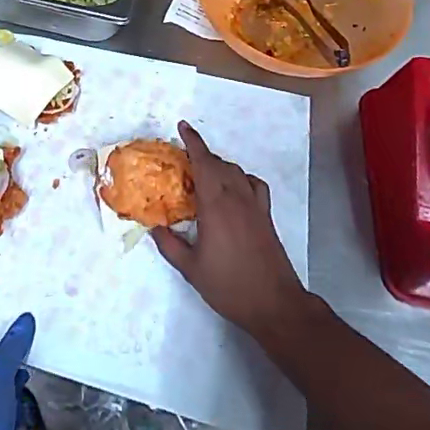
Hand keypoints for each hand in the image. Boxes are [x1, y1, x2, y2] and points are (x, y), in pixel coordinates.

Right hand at [152, 122, 309, 336]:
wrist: (274, 303)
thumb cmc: (229, 286)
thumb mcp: (191, 269)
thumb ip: (170, 245)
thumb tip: (155, 227)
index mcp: (215, 205)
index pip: (204, 162)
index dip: (193, 142)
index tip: (182, 127)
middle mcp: (236, 197)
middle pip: (219, 163)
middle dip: (201, 155)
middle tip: (183, 158)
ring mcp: (254, 205)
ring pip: (236, 171)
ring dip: (220, 165)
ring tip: (205, 173)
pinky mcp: (266, 216)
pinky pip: (254, 184)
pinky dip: (242, 178)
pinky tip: (235, 188)